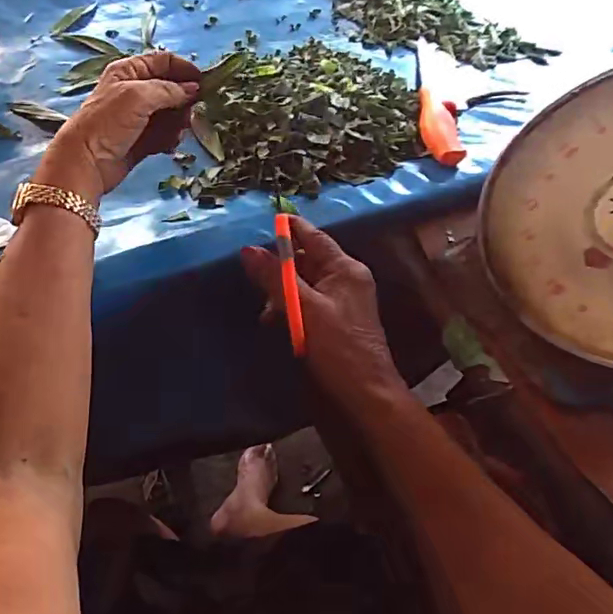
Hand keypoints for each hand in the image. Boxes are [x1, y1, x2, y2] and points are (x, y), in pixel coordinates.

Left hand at [35, 52, 198, 196]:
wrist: (85, 162)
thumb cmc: (107, 122)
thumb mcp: (138, 96)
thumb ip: (169, 89)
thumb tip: (194, 89)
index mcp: (128, 72)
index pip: (163, 61)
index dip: (184, 69)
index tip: (204, 82)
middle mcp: (133, 92)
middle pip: (170, 89)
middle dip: (184, 100)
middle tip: (193, 112)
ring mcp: (136, 118)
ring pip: (170, 114)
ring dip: (179, 122)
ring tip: (180, 131)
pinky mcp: (140, 142)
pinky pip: (164, 135)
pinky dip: (170, 139)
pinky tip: (170, 145)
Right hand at [241, 216, 406, 408]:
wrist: (364, 394)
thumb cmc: (337, 347)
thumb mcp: (302, 308)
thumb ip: (275, 277)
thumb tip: (248, 250)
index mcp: (345, 269)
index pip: (314, 237)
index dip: (290, 228)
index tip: (265, 219)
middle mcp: (345, 280)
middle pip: (305, 260)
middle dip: (279, 266)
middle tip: (252, 272)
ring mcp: (340, 301)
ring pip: (302, 283)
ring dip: (280, 291)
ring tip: (265, 309)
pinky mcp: (332, 321)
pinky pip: (304, 302)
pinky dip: (287, 307)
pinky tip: (274, 321)